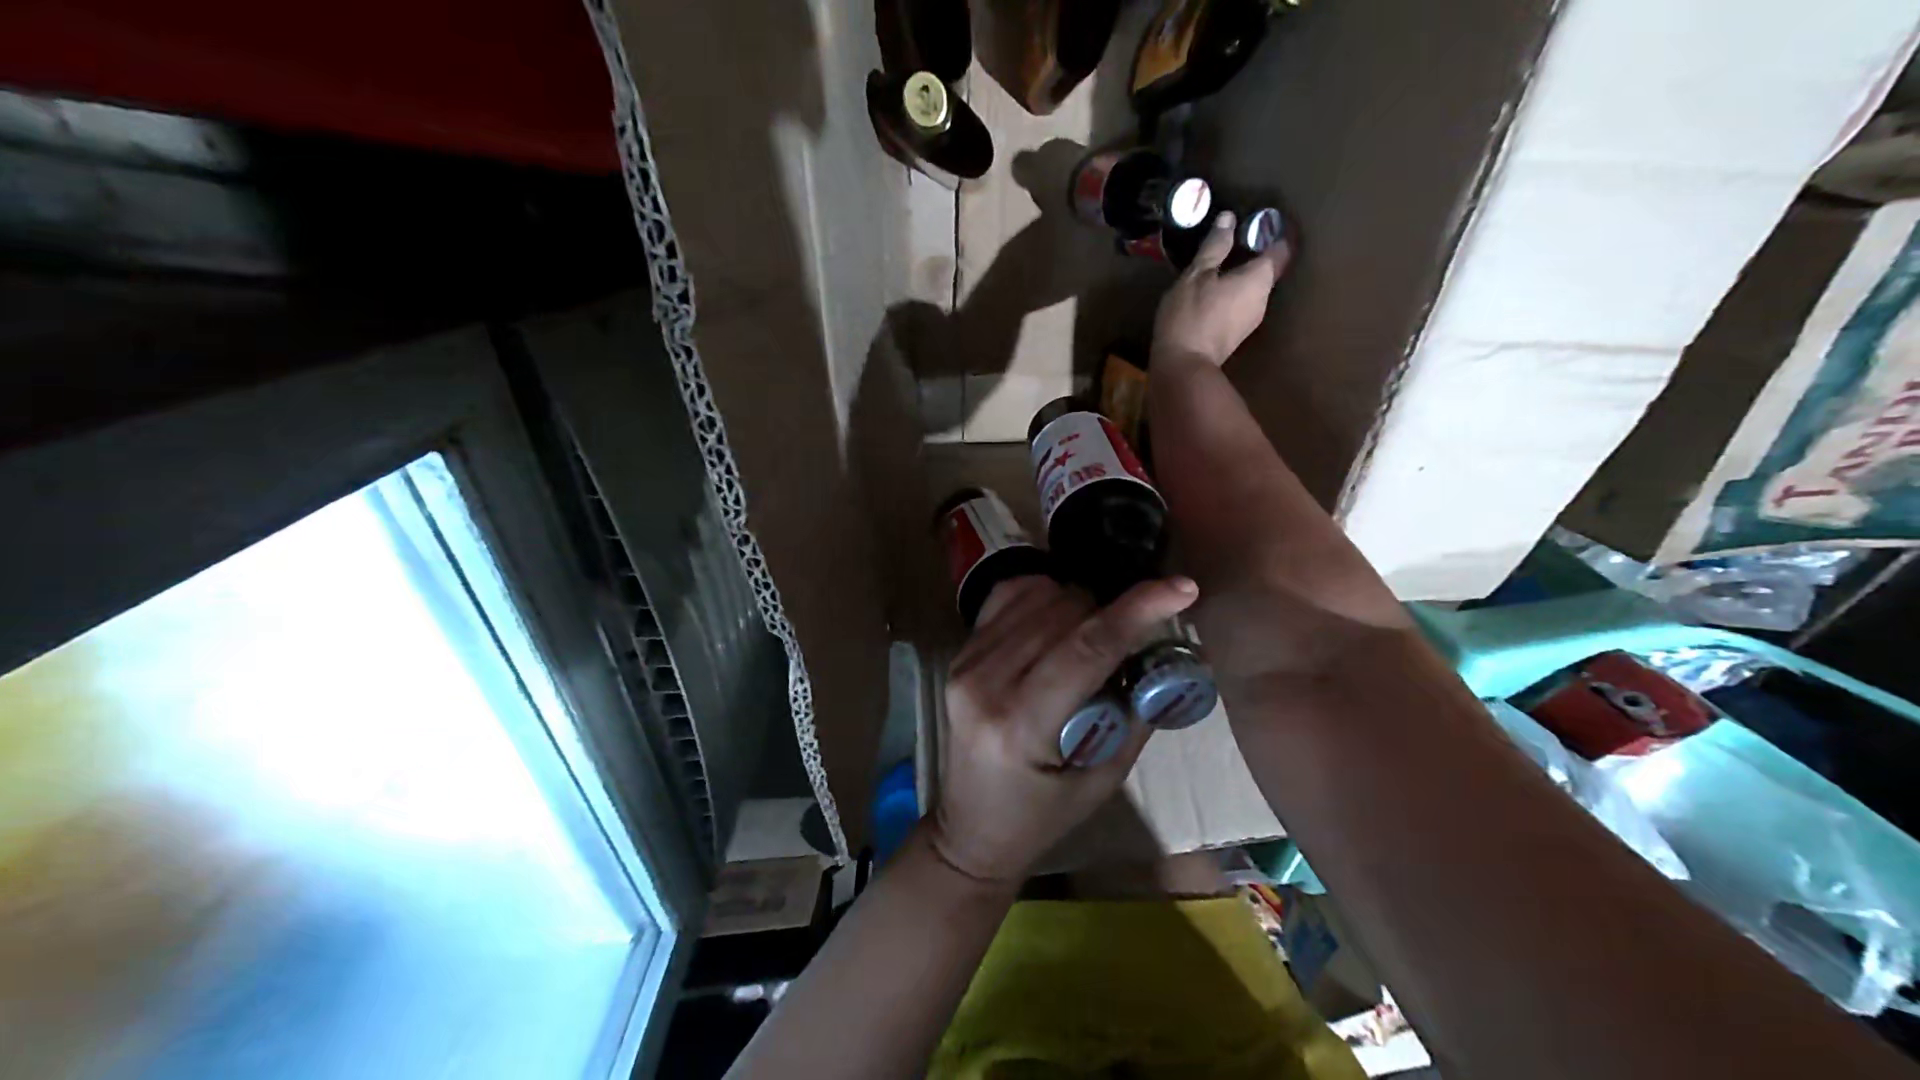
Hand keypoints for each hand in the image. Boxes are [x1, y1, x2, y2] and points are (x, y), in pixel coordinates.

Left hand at [926, 574, 1198, 886]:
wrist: (971, 829)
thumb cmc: (1041, 816)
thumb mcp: (1101, 781)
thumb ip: (1135, 715)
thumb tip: (1169, 657)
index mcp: (1019, 726)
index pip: (1085, 650)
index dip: (1136, 611)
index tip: (1180, 588)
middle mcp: (984, 684)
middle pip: (1062, 614)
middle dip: (1110, 612)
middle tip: (1133, 636)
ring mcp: (965, 663)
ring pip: (1036, 598)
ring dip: (1078, 605)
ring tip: (1093, 637)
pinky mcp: (960, 653)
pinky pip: (1007, 597)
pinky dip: (1042, 596)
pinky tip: (1059, 621)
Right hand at [1152, 210, 1293, 367]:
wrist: (1183, 366)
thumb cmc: (1191, 315)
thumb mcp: (1197, 274)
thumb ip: (1215, 245)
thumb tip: (1229, 218)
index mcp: (1260, 277)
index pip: (1281, 247)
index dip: (1272, 231)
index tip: (1255, 222)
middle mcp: (1264, 297)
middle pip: (1266, 269)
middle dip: (1252, 254)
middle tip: (1229, 243)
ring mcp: (1253, 319)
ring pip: (1253, 288)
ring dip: (1239, 277)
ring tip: (1216, 269)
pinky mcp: (1238, 334)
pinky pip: (1241, 305)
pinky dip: (1231, 295)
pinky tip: (1212, 294)